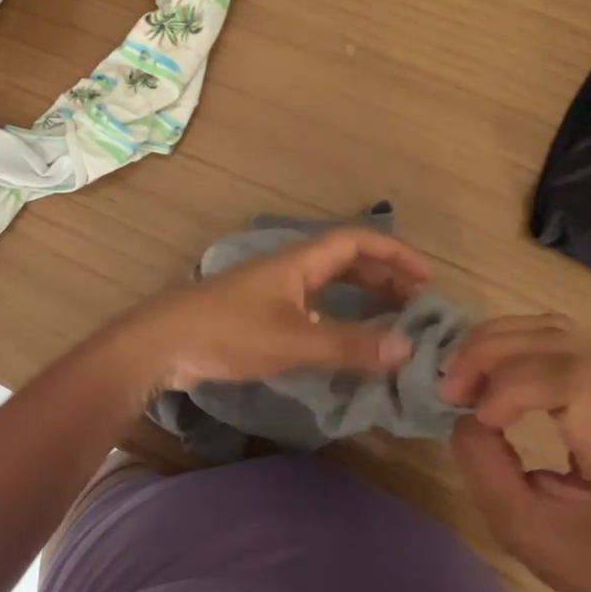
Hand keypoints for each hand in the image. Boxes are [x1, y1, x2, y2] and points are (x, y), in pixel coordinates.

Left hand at [96, 227, 434, 390]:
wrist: (161, 343)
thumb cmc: (227, 333)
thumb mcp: (293, 340)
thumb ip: (348, 345)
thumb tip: (408, 348)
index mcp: (298, 263)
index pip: (356, 242)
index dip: (395, 254)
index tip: (429, 279)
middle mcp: (287, 270)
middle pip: (344, 261)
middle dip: (384, 276)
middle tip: (417, 304)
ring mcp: (270, 291)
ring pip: (327, 284)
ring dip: (361, 297)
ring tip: (392, 320)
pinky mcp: (256, 315)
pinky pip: (310, 306)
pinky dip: (336, 317)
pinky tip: (345, 341)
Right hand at [439, 316, 590, 591]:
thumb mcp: (526, 533)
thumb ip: (485, 466)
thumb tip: (464, 416)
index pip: (571, 377)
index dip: (509, 383)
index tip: (474, 416)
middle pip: (563, 341)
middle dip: (493, 351)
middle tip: (450, 384)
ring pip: (564, 333)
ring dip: (503, 342)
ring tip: (466, 373)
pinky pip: (569, 350)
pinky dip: (520, 350)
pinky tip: (495, 377)